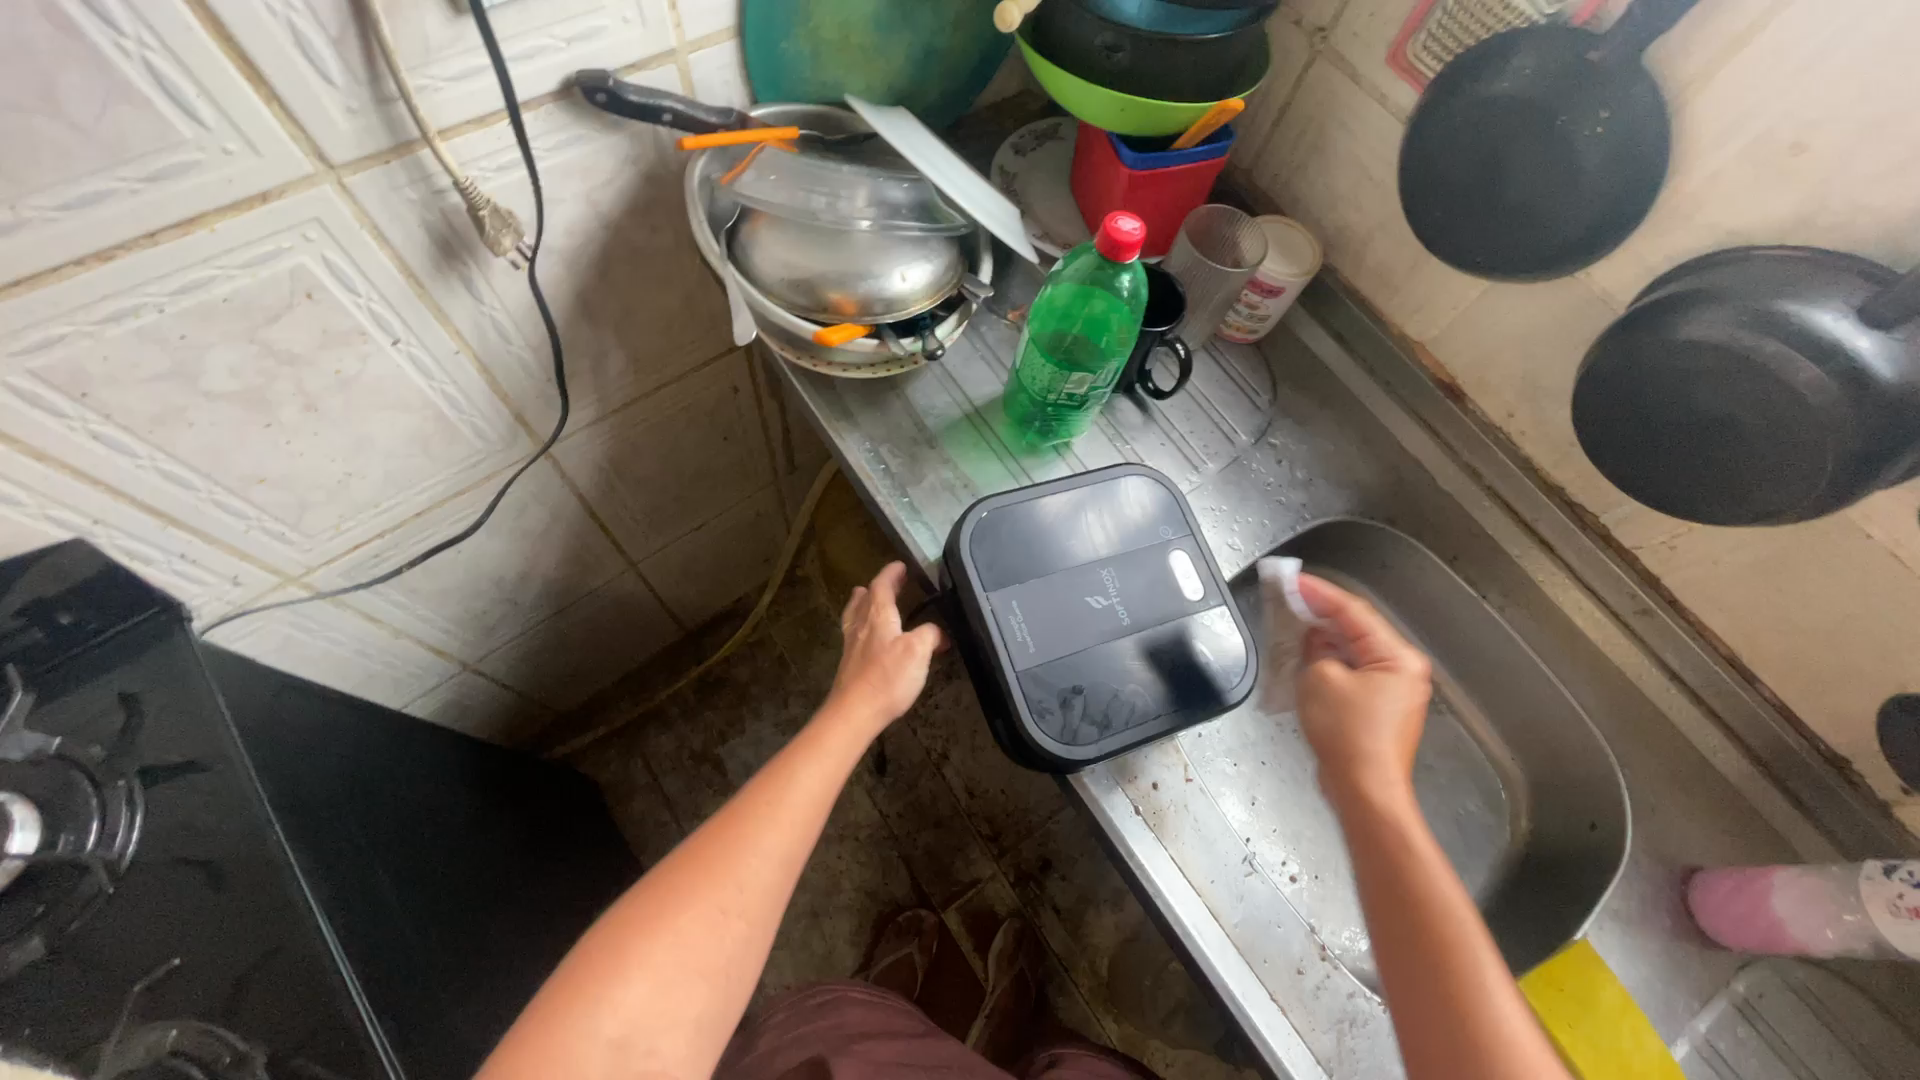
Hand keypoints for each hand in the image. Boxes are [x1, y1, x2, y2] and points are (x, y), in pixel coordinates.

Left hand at [821, 562, 944, 735]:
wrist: (854, 711)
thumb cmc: (887, 677)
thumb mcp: (918, 651)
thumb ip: (930, 635)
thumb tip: (939, 632)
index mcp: (878, 616)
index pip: (882, 585)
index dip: (891, 574)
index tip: (901, 566)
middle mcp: (861, 625)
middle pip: (865, 598)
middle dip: (878, 586)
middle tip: (891, 581)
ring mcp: (852, 645)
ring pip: (855, 614)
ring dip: (863, 602)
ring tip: (866, 597)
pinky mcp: (849, 663)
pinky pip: (854, 633)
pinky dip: (861, 623)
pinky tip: (866, 634)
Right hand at [1294, 574, 1432, 813]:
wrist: (1363, 789)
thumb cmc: (1347, 736)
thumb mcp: (1320, 678)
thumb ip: (1315, 648)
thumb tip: (1314, 639)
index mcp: (1397, 657)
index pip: (1353, 612)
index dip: (1319, 593)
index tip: (1293, 579)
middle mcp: (1402, 670)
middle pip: (1356, 628)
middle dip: (1321, 612)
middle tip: (1290, 596)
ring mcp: (1392, 690)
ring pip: (1352, 650)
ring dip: (1322, 637)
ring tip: (1292, 620)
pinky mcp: (1377, 708)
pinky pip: (1350, 672)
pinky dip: (1328, 661)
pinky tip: (1307, 656)